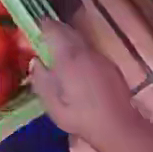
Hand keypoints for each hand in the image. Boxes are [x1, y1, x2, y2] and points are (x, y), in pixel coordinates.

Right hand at [29, 19, 141, 146]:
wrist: (117, 126)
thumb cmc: (80, 117)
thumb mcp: (52, 104)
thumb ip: (41, 80)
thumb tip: (35, 62)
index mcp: (68, 57)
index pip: (54, 30)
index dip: (43, 26)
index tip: (35, 27)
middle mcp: (85, 51)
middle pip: (69, 31)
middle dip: (56, 30)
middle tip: (45, 36)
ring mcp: (101, 57)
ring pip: (82, 41)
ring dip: (69, 41)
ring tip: (59, 52)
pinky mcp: (111, 66)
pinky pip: (91, 52)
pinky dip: (81, 53)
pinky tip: (78, 69)